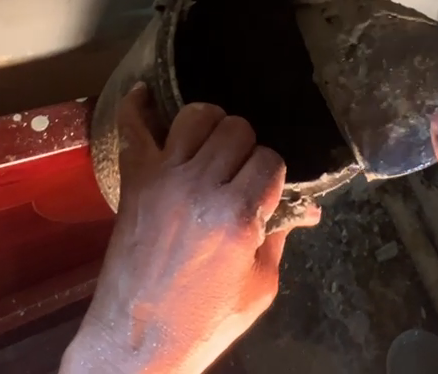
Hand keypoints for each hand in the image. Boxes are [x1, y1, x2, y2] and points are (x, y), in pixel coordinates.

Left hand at [63, 84, 316, 373]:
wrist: (136, 344)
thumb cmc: (203, 322)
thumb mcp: (259, 288)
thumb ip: (279, 238)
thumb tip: (305, 208)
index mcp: (237, 216)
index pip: (270, 159)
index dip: (272, 174)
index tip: (265, 191)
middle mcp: (201, 186)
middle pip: (237, 128)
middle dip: (246, 147)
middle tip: (238, 173)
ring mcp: (164, 177)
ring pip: (196, 116)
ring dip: (210, 125)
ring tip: (210, 146)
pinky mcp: (135, 180)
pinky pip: (132, 128)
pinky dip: (137, 106)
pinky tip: (147, 93)